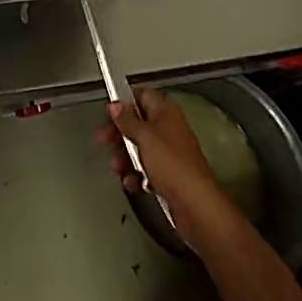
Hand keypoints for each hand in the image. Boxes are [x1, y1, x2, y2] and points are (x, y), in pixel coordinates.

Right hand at [98, 88, 243, 249]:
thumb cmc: (172, 166)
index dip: (124, 102)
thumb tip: (116, 106)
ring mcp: (169, 153)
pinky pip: (145, 169)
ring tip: (120, 168)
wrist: (194, 205)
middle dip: (120, 135)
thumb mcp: (144, 137)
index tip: (109, 114)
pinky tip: (133, 183)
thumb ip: (127, 120)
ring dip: (125, 158)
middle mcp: (168, 130)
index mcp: (166, 113)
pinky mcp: (167, 175)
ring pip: (138, 149)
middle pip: (137, 124)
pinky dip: (136, 175)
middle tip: (106, 143)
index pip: (142, 95)